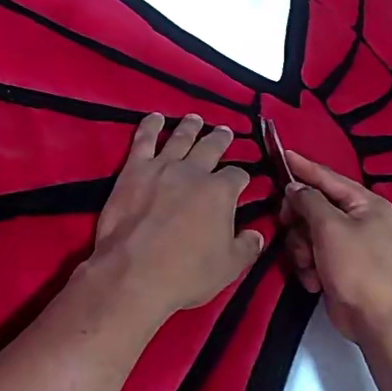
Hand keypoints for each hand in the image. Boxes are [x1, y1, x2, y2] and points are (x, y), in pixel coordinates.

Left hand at [81, 113, 264, 323]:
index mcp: (220, 192)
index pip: (237, 175)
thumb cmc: (186, 273)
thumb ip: (246, 247)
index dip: (241, 176)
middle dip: (220, 139)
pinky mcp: (134, 170)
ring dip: (190, 127)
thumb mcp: (228, 267)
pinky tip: (155, 118)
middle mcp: (194, 171)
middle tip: (225, 131)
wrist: (134, 272)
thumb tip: (257, 235)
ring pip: (180, 138)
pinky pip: (144, 140)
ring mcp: (162, 167)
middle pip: (211, 147)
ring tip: (195, 119)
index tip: (242, 180)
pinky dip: (150, 126)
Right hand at [279, 151, 391, 349]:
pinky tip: (315, 280)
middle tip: (288, 228)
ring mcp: (351, 244)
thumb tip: (294, 188)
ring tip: (309, 266)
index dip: (303, 167)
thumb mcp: (330, 228)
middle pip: (315, 207)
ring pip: (309, 232)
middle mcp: (361, 219)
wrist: (376, 323)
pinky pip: (313, 254)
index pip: (329, 177)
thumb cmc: (358, 269)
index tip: (280, 154)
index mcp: (367, 204)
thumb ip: (309, 201)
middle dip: (300, 223)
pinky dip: (310, 266)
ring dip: (303, 250)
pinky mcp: (340, 266)